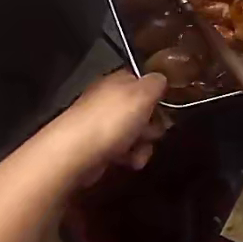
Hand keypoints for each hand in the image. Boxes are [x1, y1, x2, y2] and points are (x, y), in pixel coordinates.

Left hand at [34, 71, 169, 186]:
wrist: (76, 152)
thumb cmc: (113, 119)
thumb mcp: (143, 94)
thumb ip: (156, 83)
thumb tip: (161, 78)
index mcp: (117, 82)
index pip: (142, 81)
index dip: (157, 94)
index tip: (166, 108)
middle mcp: (107, 99)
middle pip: (141, 110)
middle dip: (153, 124)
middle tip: (153, 132)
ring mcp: (101, 124)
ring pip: (135, 132)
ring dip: (144, 144)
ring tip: (139, 153)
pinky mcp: (97, 147)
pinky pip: (123, 149)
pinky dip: (130, 157)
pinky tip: (130, 163)